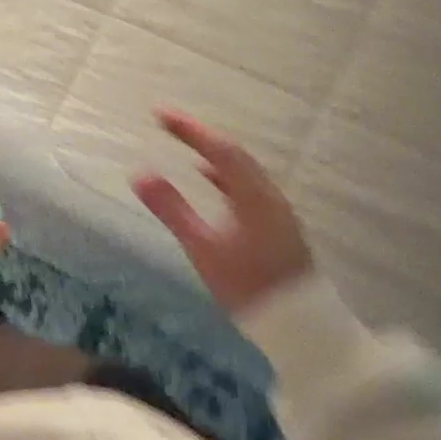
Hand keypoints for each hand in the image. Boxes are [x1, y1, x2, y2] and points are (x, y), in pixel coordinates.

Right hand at [134, 110, 312, 313]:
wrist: (300, 325)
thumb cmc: (248, 285)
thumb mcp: (203, 248)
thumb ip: (172, 209)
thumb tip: (140, 174)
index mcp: (253, 196)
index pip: (220, 150)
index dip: (190, 129)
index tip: (160, 114)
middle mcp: (269, 195)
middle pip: (235, 153)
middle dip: (200, 135)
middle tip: (168, 122)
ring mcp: (276, 210)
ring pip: (243, 168)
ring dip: (213, 151)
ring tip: (185, 143)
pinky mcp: (277, 224)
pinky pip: (247, 183)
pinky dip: (224, 172)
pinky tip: (208, 176)